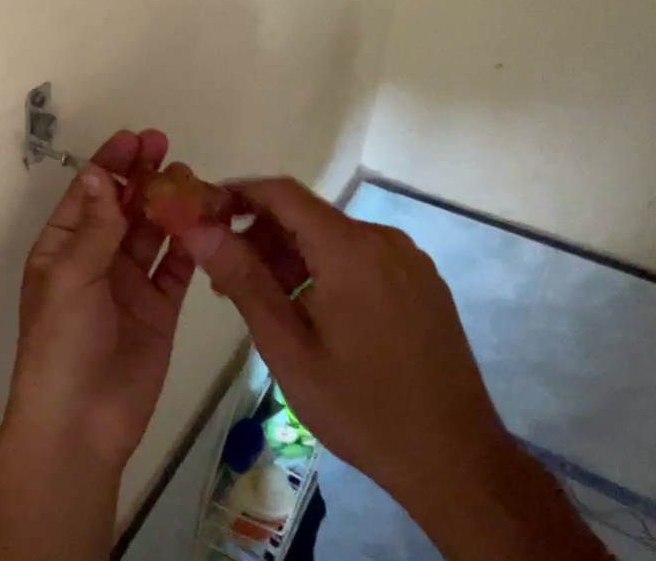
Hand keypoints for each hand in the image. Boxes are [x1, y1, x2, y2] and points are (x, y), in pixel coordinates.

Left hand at [7, 129, 194, 468]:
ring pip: (151, 232)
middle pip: (122, 207)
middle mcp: (95, 260)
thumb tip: (97, 173)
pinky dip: (190, 243)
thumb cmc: (62, 343)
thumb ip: (94, 227)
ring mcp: (129, 284)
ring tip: (189, 174)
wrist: (81, 422)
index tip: (135, 138)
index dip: (109, 165)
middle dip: (141, 176)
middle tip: (166, 145)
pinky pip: (177, 267)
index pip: (89, 196)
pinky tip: (205, 217)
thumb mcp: (70, 277)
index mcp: (62, 249)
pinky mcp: (159, 308)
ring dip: (166, 203)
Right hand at [185, 178, 608, 560]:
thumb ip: (243, 280)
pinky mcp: (422, 283)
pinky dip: (324, 269)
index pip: (282, 193)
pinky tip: (309, 312)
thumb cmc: (361, 408)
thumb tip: (198, 229)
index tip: (202, 216)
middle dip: (260, 235)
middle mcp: (383, 240)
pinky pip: (360, 258)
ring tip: (262, 302)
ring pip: (332, 238)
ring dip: (290, 256)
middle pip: (306, 215)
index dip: (237, 195)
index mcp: (350, 249)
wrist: (458, 461)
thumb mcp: (288, 348)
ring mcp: (409, 261)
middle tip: (224, 278)